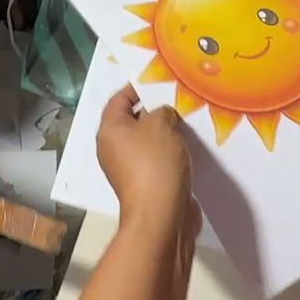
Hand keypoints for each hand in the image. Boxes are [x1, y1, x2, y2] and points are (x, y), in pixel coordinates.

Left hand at [97, 84, 198, 243]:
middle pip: (133, 120)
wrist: (161, 217)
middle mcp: (113, 148)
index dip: (138, 87)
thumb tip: (162, 116)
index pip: (119, 98)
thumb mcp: (161, 124)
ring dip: (166, 132)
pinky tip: (189, 147)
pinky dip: (170, 152)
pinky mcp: (145, 184)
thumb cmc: (155, 163)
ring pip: (147, 141)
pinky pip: (156, 159)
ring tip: (188, 122)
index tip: (161, 82)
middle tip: (179, 101)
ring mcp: (128, 168)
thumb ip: (162, 111)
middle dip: (155, 110)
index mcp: (109, 130)